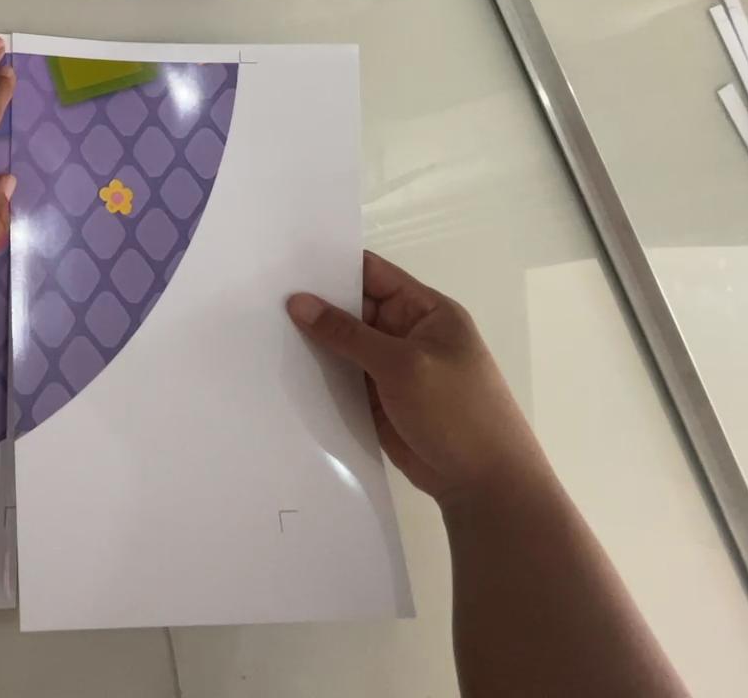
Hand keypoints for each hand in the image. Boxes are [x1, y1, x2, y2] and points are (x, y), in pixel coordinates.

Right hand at [288, 253, 549, 506]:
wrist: (486, 488)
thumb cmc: (457, 414)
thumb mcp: (402, 365)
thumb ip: (347, 333)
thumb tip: (298, 301)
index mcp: (426, 312)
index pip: (373, 273)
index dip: (333, 264)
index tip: (286, 259)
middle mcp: (405, 332)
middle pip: (351, 306)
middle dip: (314, 301)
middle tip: (262, 290)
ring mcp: (390, 365)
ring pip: (341, 340)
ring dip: (311, 337)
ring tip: (261, 321)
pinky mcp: (375, 395)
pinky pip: (339, 372)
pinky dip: (316, 368)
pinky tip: (282, 360)